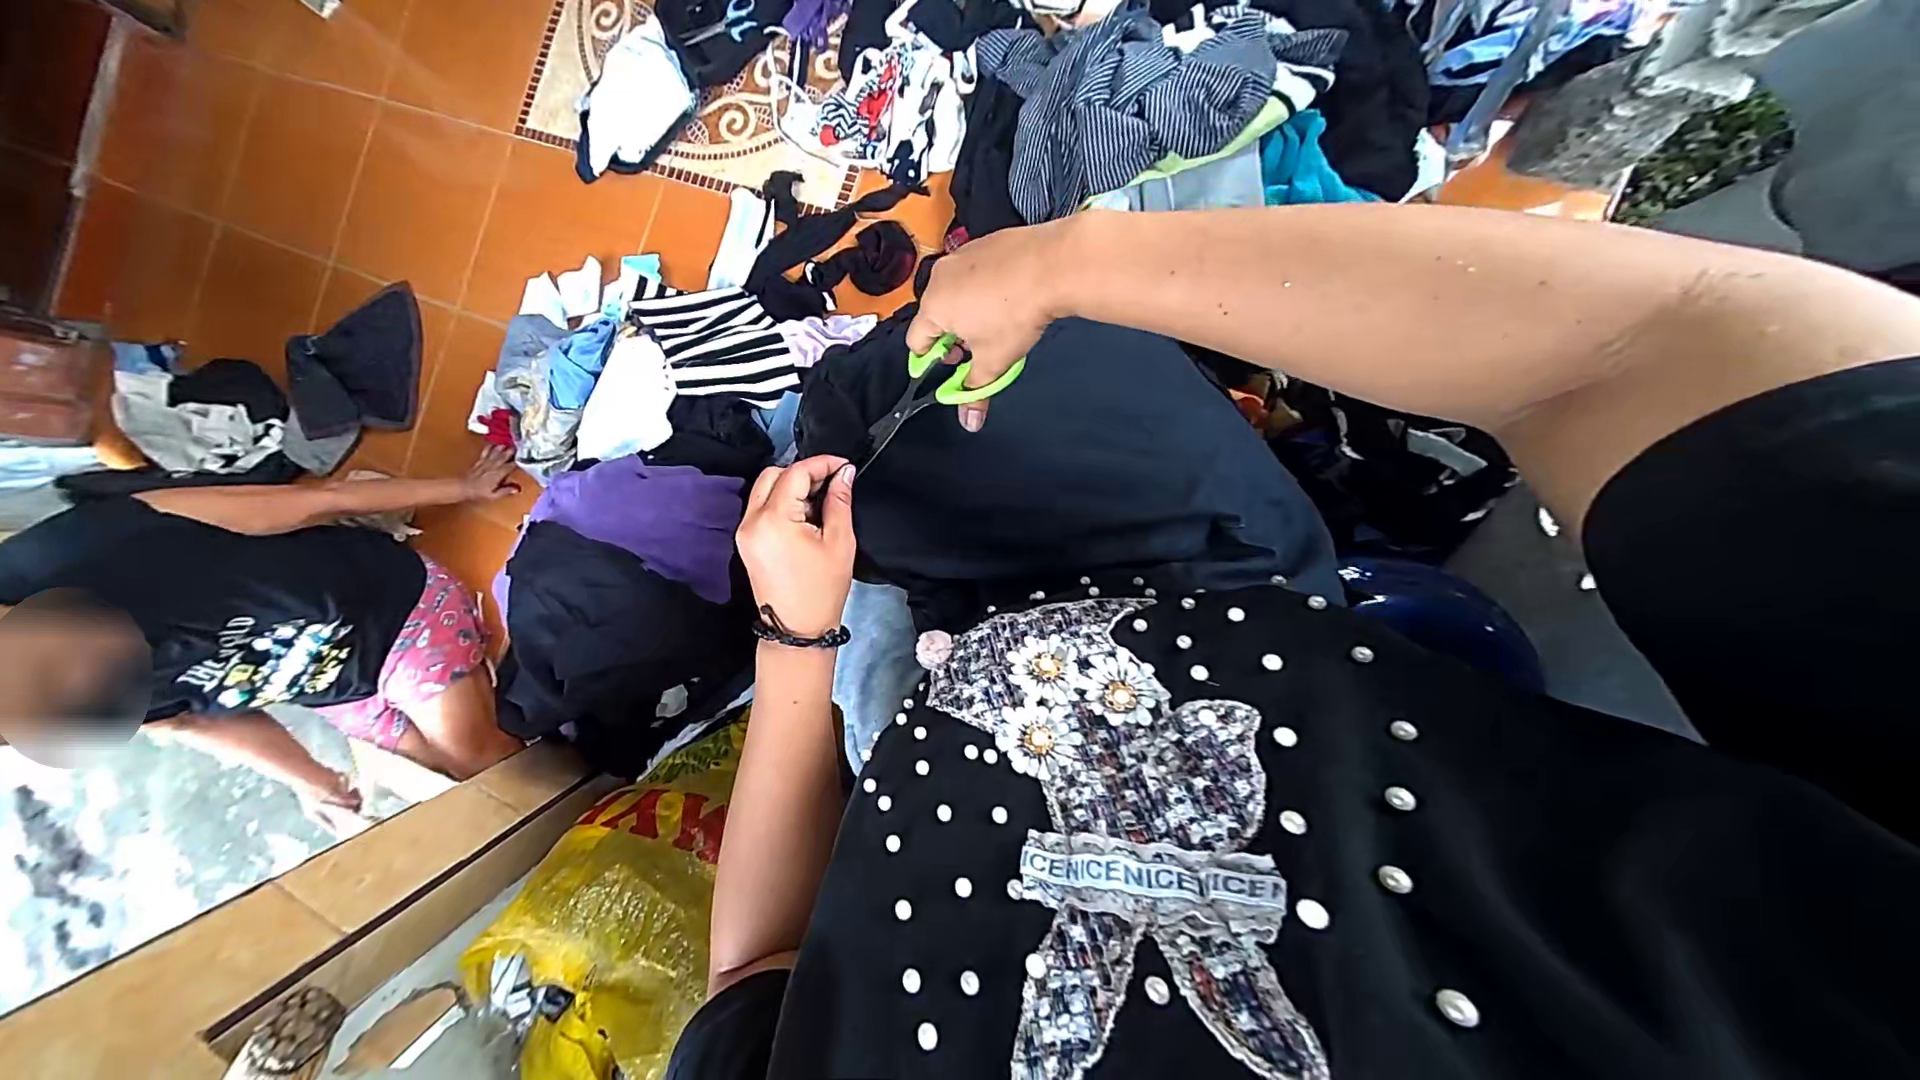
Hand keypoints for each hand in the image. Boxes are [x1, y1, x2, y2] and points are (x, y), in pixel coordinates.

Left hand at [459, 445, 521, 501]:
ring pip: (494, 453)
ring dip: (501, 448)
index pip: (510, 466)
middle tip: (518, 446)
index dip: (517, 462)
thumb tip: (517, 489)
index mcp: (497, 475)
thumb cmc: (478, 492)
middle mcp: (492, 467)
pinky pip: (485, 453)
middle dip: (510, 451)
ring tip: (507, 443)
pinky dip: (489, 447)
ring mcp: (485, 463)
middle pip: (503, 457)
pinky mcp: (479, 462)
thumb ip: (505, 491)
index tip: (524, 458)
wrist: (462, 487)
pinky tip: (492, 444)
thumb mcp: (493, 495)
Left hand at [736, 456, 856, 639]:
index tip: (844, 466)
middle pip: (774, 474)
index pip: (795, 473)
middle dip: (805, 472)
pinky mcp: (746, 541)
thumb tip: (845, 473)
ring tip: (822, 499)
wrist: (798, 629)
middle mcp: (751, 521)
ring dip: (792, 485)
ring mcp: (744, 531)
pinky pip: (762, 507)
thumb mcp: (840, 542)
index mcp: (773, 520)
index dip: (822, 463)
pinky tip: (806, 514)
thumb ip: (840, 501)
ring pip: (765, 488)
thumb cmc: (822, 589)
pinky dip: (782, 501)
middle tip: (833, 481)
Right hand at [906, 217, 1073, 431]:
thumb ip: (975, 392)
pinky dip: (985, 288)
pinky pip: (975, 273)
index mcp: (933, 308)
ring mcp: (962, 255)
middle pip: (935, 317)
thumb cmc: (1017, 313)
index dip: (931, 361)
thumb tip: (969, 420)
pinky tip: (1008, 298)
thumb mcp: (993, 362)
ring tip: (997, 323)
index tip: (950, 367)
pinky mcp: (985, 243)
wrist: (1053, 266)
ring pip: (955, 293)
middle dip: (953, 337)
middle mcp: (940, 277)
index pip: (916, 343)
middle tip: (978, 349)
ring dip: (968, 312)